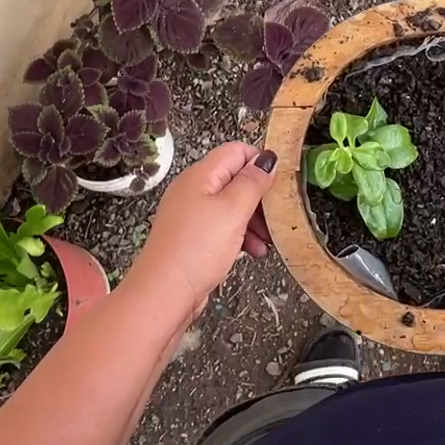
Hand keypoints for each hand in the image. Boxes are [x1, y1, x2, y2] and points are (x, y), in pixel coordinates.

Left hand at [126, 143, 276, 313]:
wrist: (164, 293)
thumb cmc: (195, 250)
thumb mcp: (233, 210)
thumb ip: (252, 182)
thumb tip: (267, 159)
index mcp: (201, 175)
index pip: (237, 151)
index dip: (261, 163)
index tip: (280, 183)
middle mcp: (194, 190)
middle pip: (236, 180)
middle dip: (260, 197)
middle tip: (277, 216)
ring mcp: (193, 215)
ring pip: (233, 206)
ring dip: (254, 221)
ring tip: (268, 241)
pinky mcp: (194, 237)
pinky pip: (224, 227)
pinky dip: (241, 236)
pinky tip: (253, 252)